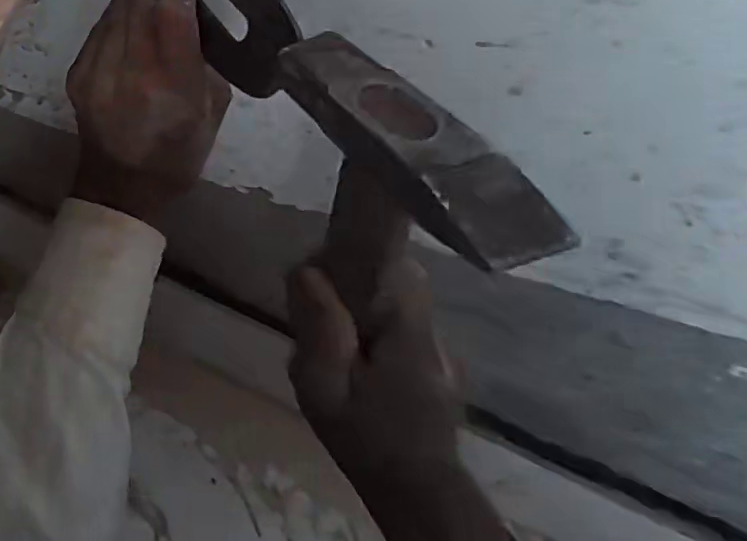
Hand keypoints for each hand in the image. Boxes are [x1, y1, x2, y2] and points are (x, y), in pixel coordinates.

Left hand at [65, 0, 231, 229]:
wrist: (118, 184)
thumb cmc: (176, 153)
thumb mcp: (208, 114)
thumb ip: (200, 64)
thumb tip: (186, 17)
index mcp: (168, 92)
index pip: (171, 27)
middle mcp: (128, 78)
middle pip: (134, 12)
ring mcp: (95, 75)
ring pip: (113, 17)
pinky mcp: (77, 74)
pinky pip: (100, 32)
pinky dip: (115, 11)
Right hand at [288, 262, 506, 539]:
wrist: (415, 492)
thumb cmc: (362, 437)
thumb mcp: (323, 387)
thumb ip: (319, 329)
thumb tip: (308, 270)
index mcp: (409, 337)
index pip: (396, 267)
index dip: (355, 254)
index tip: (319, 269)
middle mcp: (432, 335)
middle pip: (392, 278)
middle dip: (348, 278)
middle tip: (311, 307)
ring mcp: (439, 349)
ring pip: (393, 298)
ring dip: (356, 301)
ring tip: (326, 335)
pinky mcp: (434, 360)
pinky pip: (397, 320)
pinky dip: (369, 322)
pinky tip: (350, 352)